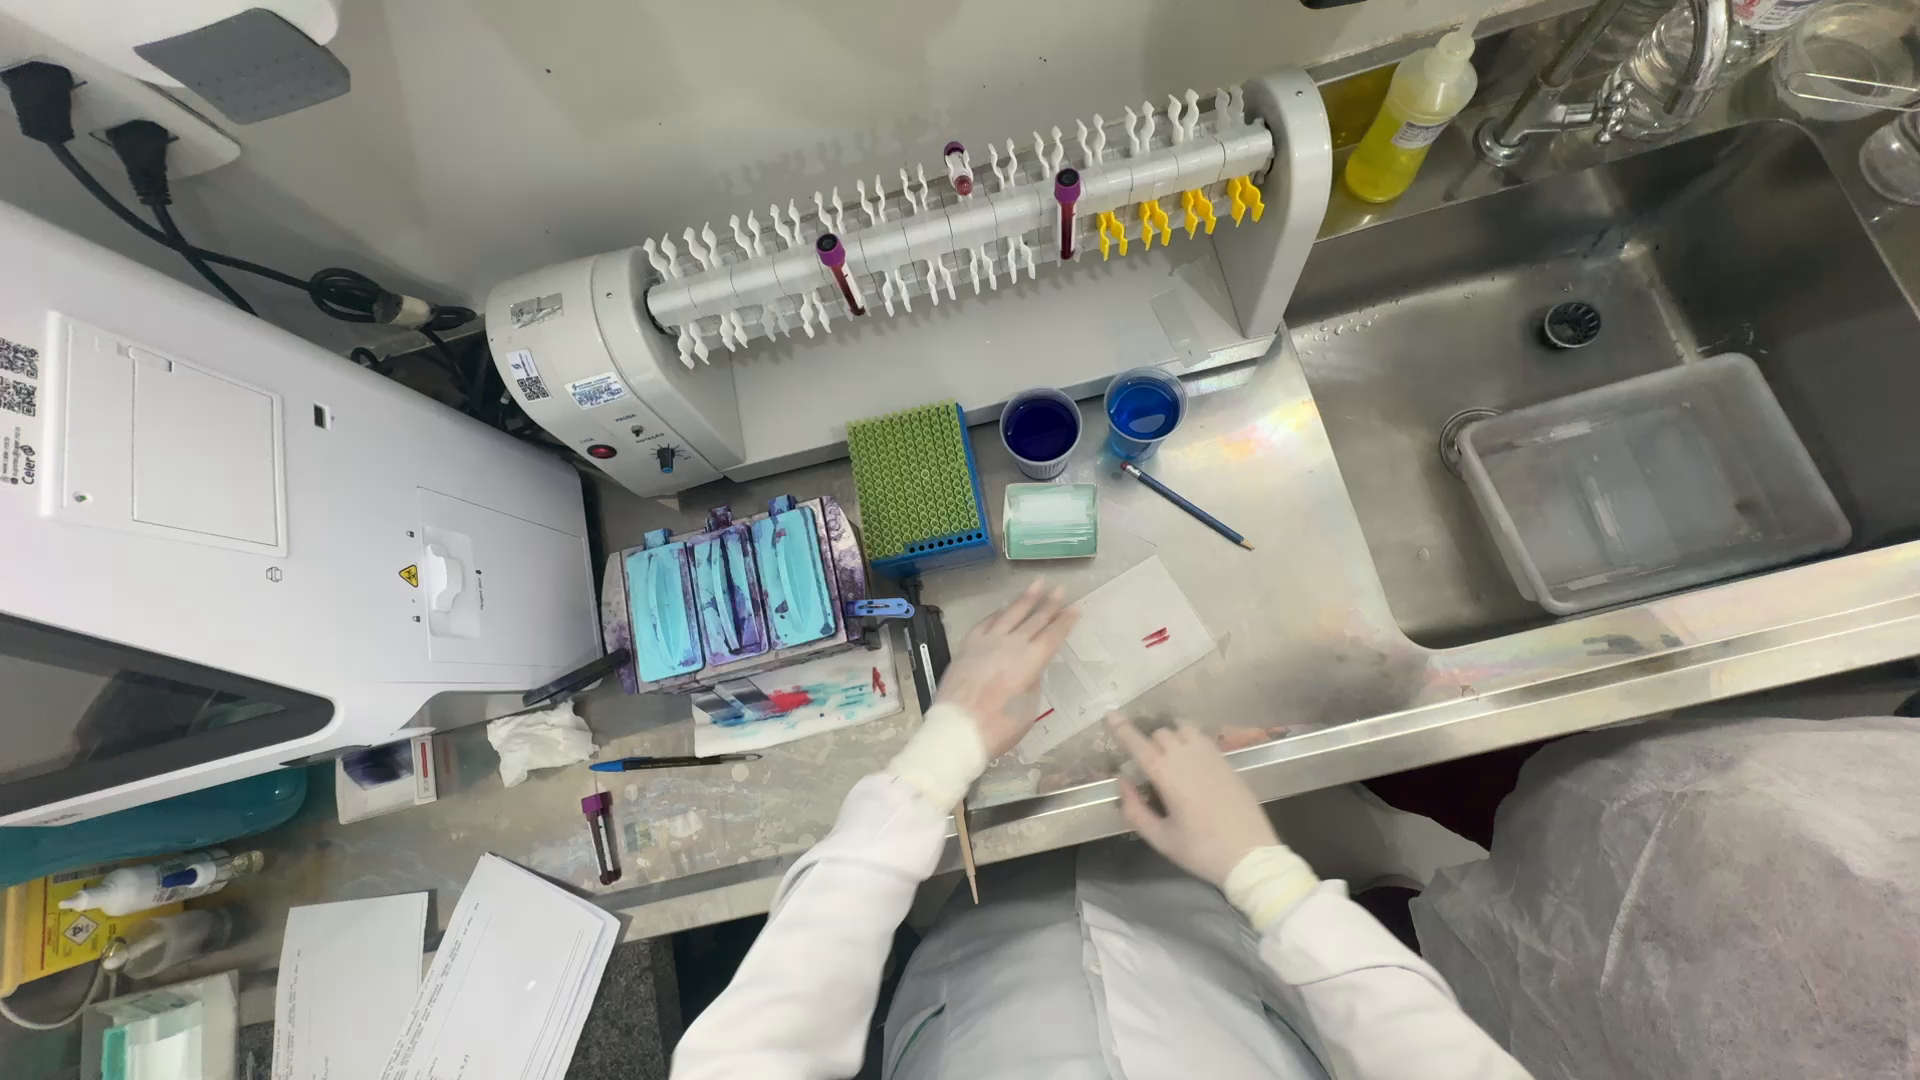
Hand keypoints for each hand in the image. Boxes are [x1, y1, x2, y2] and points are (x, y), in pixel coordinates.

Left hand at [933, 580, 1077, 757]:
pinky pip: (986, 622)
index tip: (1076, 608)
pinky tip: (1003, 608)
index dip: (1065, 621)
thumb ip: (1032, 681)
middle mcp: (1011, 644)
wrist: (958, 728)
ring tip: (1038, 583)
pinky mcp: (967, 645)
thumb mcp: (1028, 708)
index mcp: (1031, 660)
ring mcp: (987, 642)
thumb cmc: (999, 727)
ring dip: (1025, 598)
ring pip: (1010, 613)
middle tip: (1061, 588)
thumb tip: (1031, 667)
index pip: (1053, 635)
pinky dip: (998, 613)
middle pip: (1035, 619)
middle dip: (1050, 603)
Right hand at [1108, 713, 1279, 887]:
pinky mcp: (1226, 761)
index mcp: (1167, 777)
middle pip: (1160, 734)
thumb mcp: (1161, 839)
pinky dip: (1189, 739)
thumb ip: (1135, 810)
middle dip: (1148, 743)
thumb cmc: (1202, 851)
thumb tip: (1122, 783)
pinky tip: (1190, 759)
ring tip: (1169, 757)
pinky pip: (1202, 737)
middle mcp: (1187, 758)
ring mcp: (1210, 757)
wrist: (1252, 857)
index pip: (1139, 745)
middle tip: (1147, 766)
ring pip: (1182, 729)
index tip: (1110, 715)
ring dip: (1170, 737)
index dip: (1122, 728)